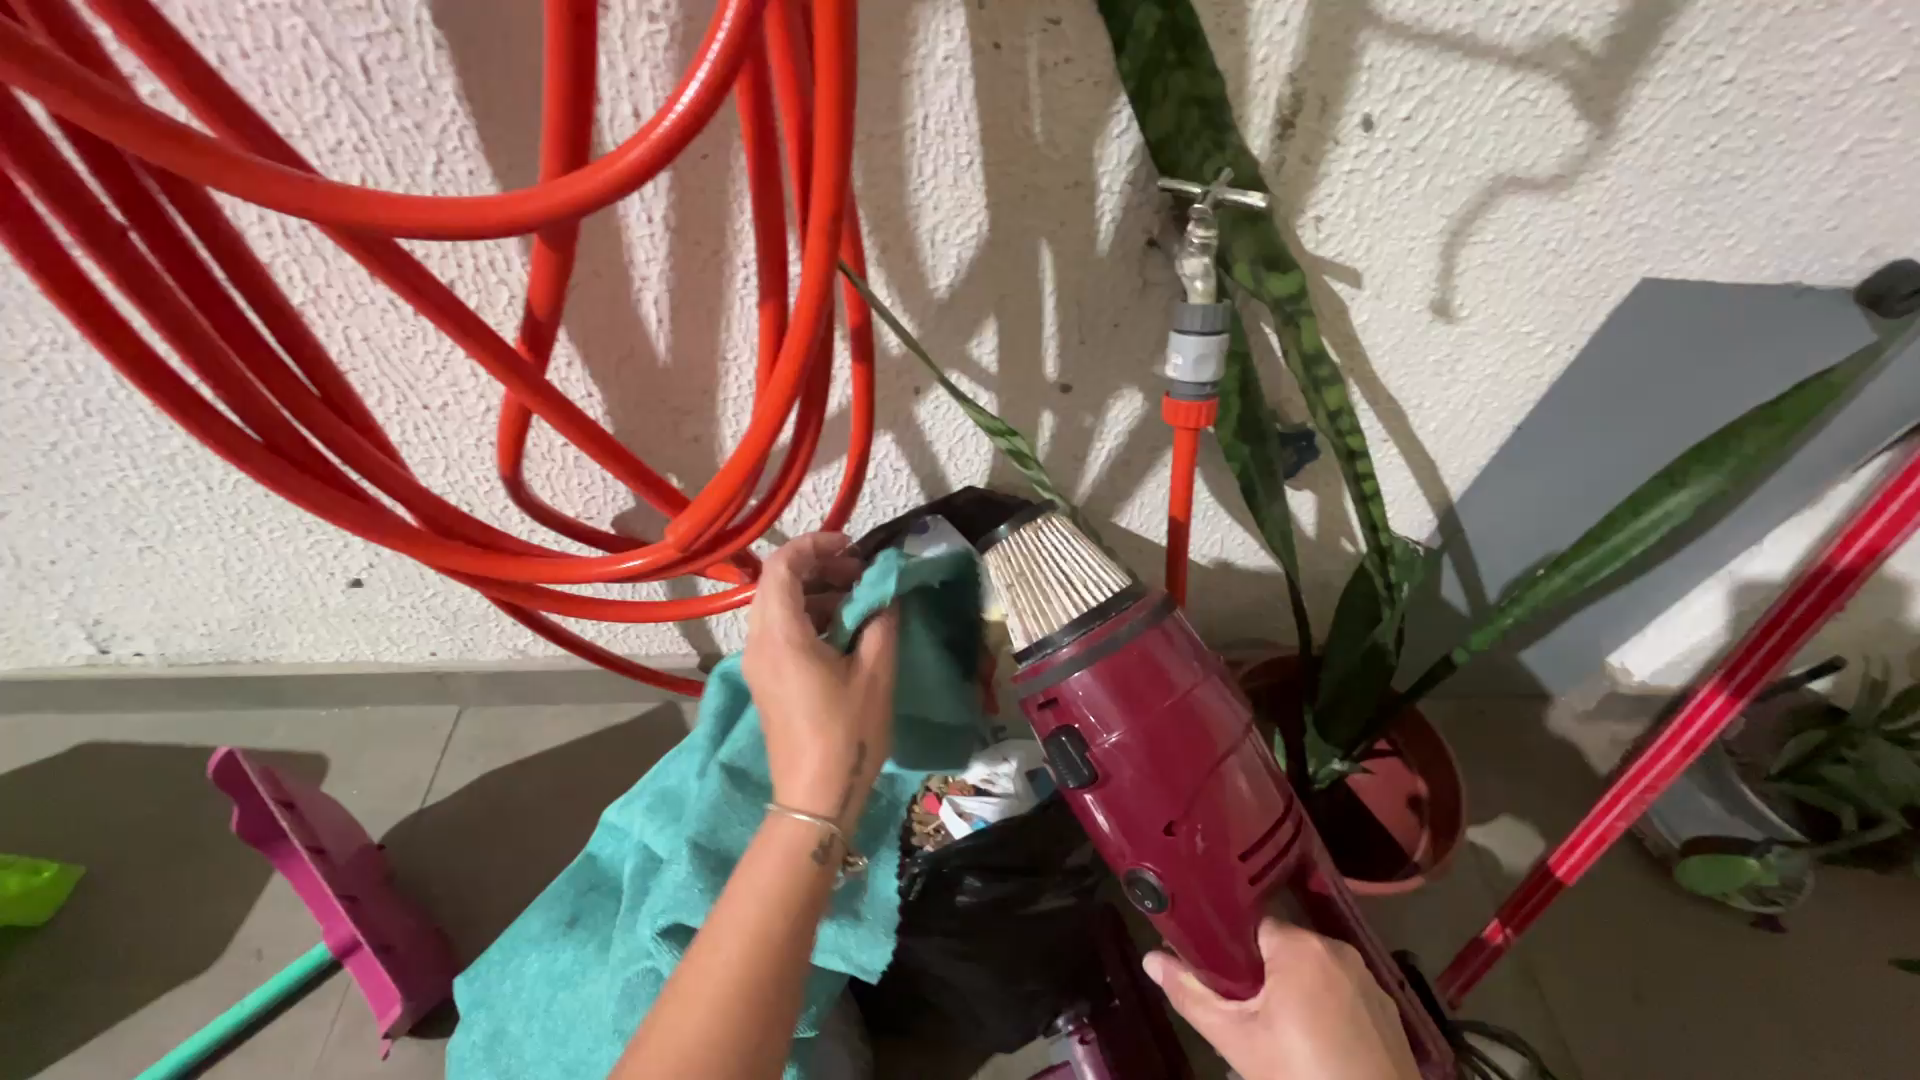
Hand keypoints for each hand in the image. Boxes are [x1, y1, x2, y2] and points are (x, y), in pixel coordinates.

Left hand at [743, 532, 898, 827]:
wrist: (815, 798)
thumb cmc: (847, 734)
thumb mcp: (876, 673)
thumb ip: (881, 621)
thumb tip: (886, 592)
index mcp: (780, 635)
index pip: (782, 565)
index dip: (816, 545)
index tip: (854, 549)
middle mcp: (758, 643)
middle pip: (777, 583)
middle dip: (819, 567)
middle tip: (861, 573)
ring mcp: (758, 664)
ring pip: (778, 607)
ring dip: (817, 593)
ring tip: (860, 601)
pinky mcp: (767, 680)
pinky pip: (781, 632)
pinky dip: (810, 618)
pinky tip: (845, 631)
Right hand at [1143, 918, 1420, 1079]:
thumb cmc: (1301, 1075)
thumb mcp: (1236, 1040)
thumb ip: (1191, 995)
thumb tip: (1150, 959)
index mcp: (1300, 946)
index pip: (1250, 927)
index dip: (1227, 949)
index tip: (1212, 974)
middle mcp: (1337, 950)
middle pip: (1281, 950)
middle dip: (1258, 977)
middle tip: (1241, 1016)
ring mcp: (1369, 981)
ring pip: (1311, 973)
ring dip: (1291, 994)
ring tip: (1277, 1037)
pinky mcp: (1389, 1012)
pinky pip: (1341, 995)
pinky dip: (1324, 1011)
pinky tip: (1314, 1048)